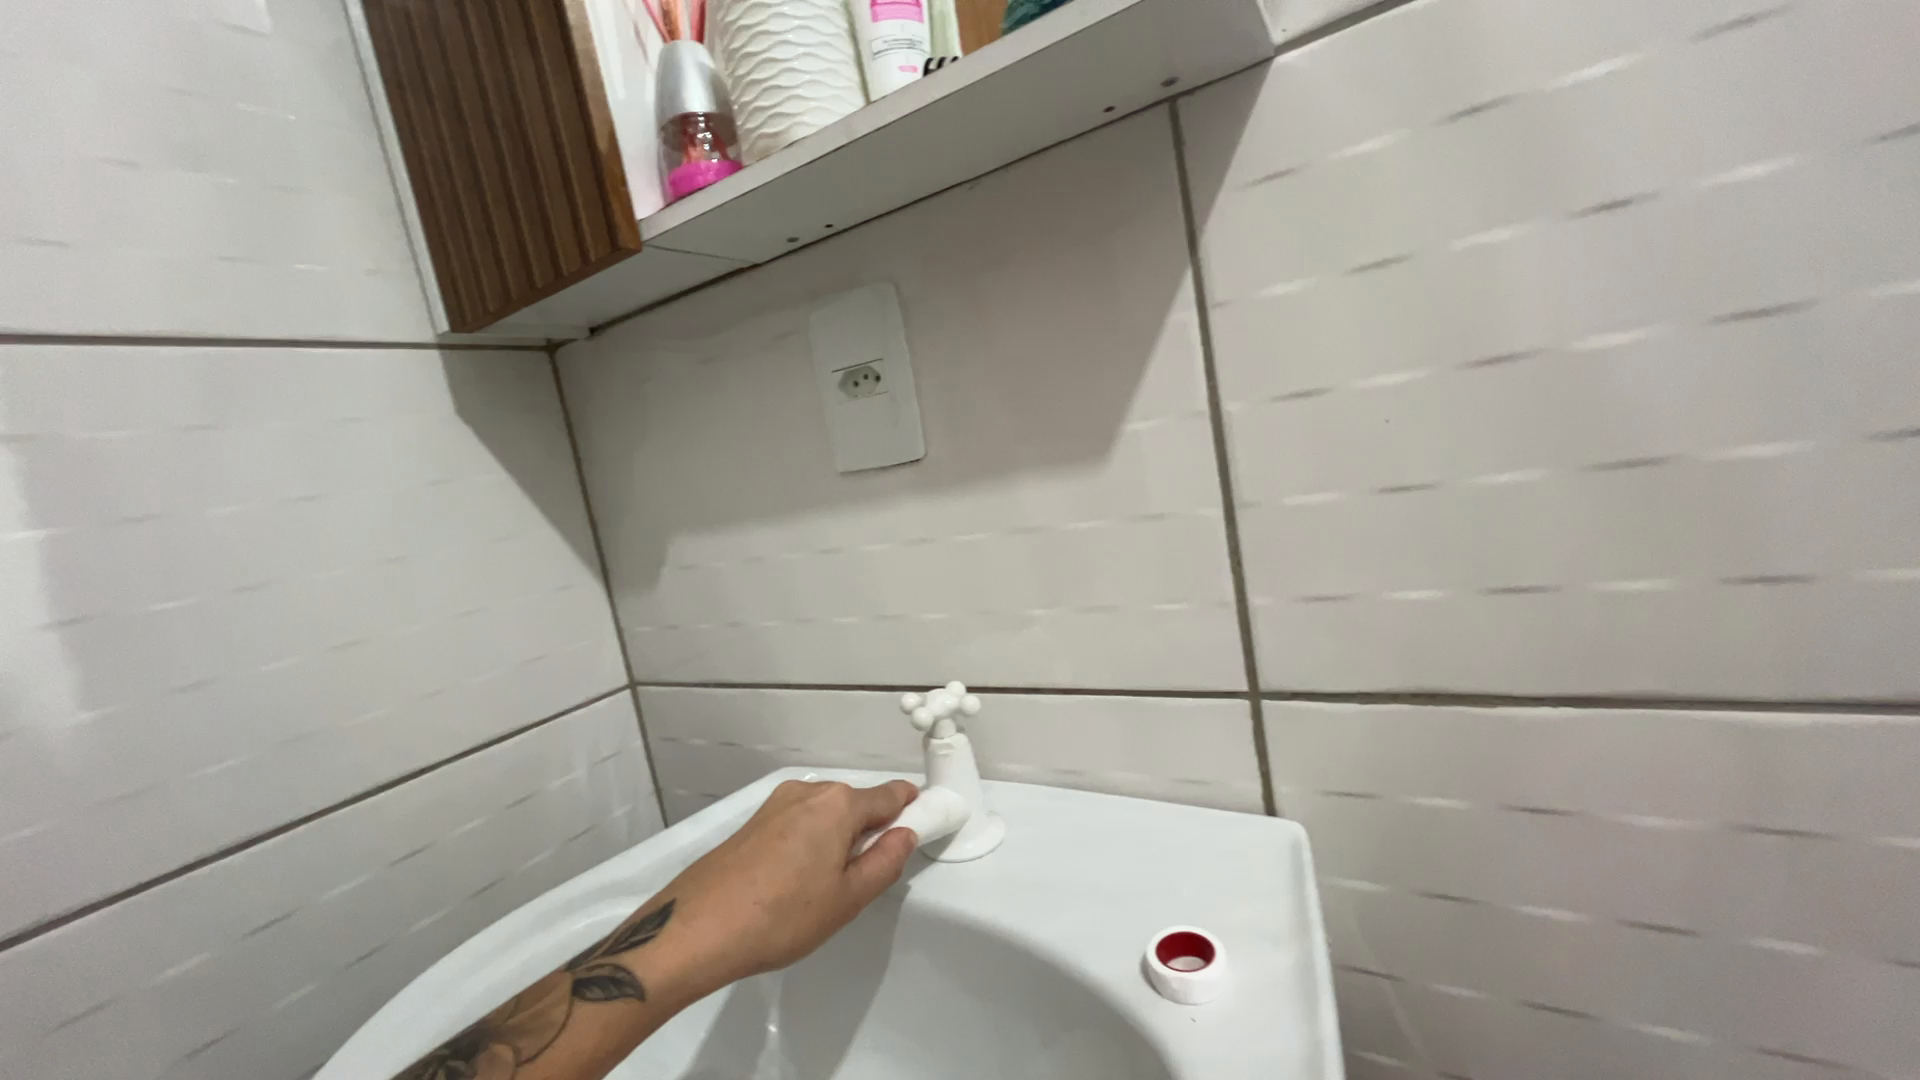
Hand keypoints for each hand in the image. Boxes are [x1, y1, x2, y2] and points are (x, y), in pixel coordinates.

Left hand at [652, 779, 919, 998]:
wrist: (696, 928)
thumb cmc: (781, 916)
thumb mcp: (848, 899)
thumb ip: (885, 862)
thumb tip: (905, 834)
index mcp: (839, 804)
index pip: (891, 794)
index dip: (911, 810)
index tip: (920, 830)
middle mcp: (810, 791)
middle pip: (857, 803)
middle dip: (869, 830)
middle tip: (863, 878)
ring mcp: (777, 803)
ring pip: (826, 814)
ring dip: (837, 838)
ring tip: (822, 888)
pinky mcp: (754, 820)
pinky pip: (799, 822)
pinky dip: (810, 841)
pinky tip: (793, 882)